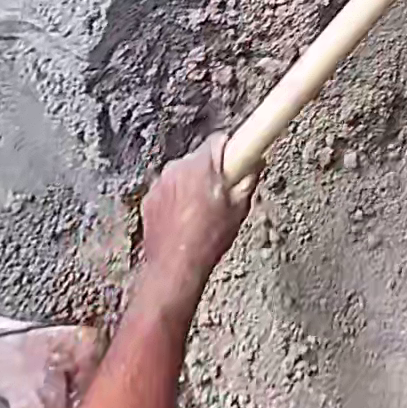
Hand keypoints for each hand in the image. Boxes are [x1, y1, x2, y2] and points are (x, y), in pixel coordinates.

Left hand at [139, 133, 249, 297]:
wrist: (174, 267)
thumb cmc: (208, 240)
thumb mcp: (239, 209)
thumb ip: (249, 180)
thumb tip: (256, 163)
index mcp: (202, 165)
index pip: (218, 140)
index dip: (230, 148)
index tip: (237, 157)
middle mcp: (178, 167)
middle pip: (200, 158)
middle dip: (212, 171)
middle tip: (222, 194)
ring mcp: (161, 182)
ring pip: (183, 173)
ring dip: (193, 184)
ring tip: (202, 212)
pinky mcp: (150, 197)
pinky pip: (169, 188)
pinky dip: (177, 198)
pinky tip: (185, 219)